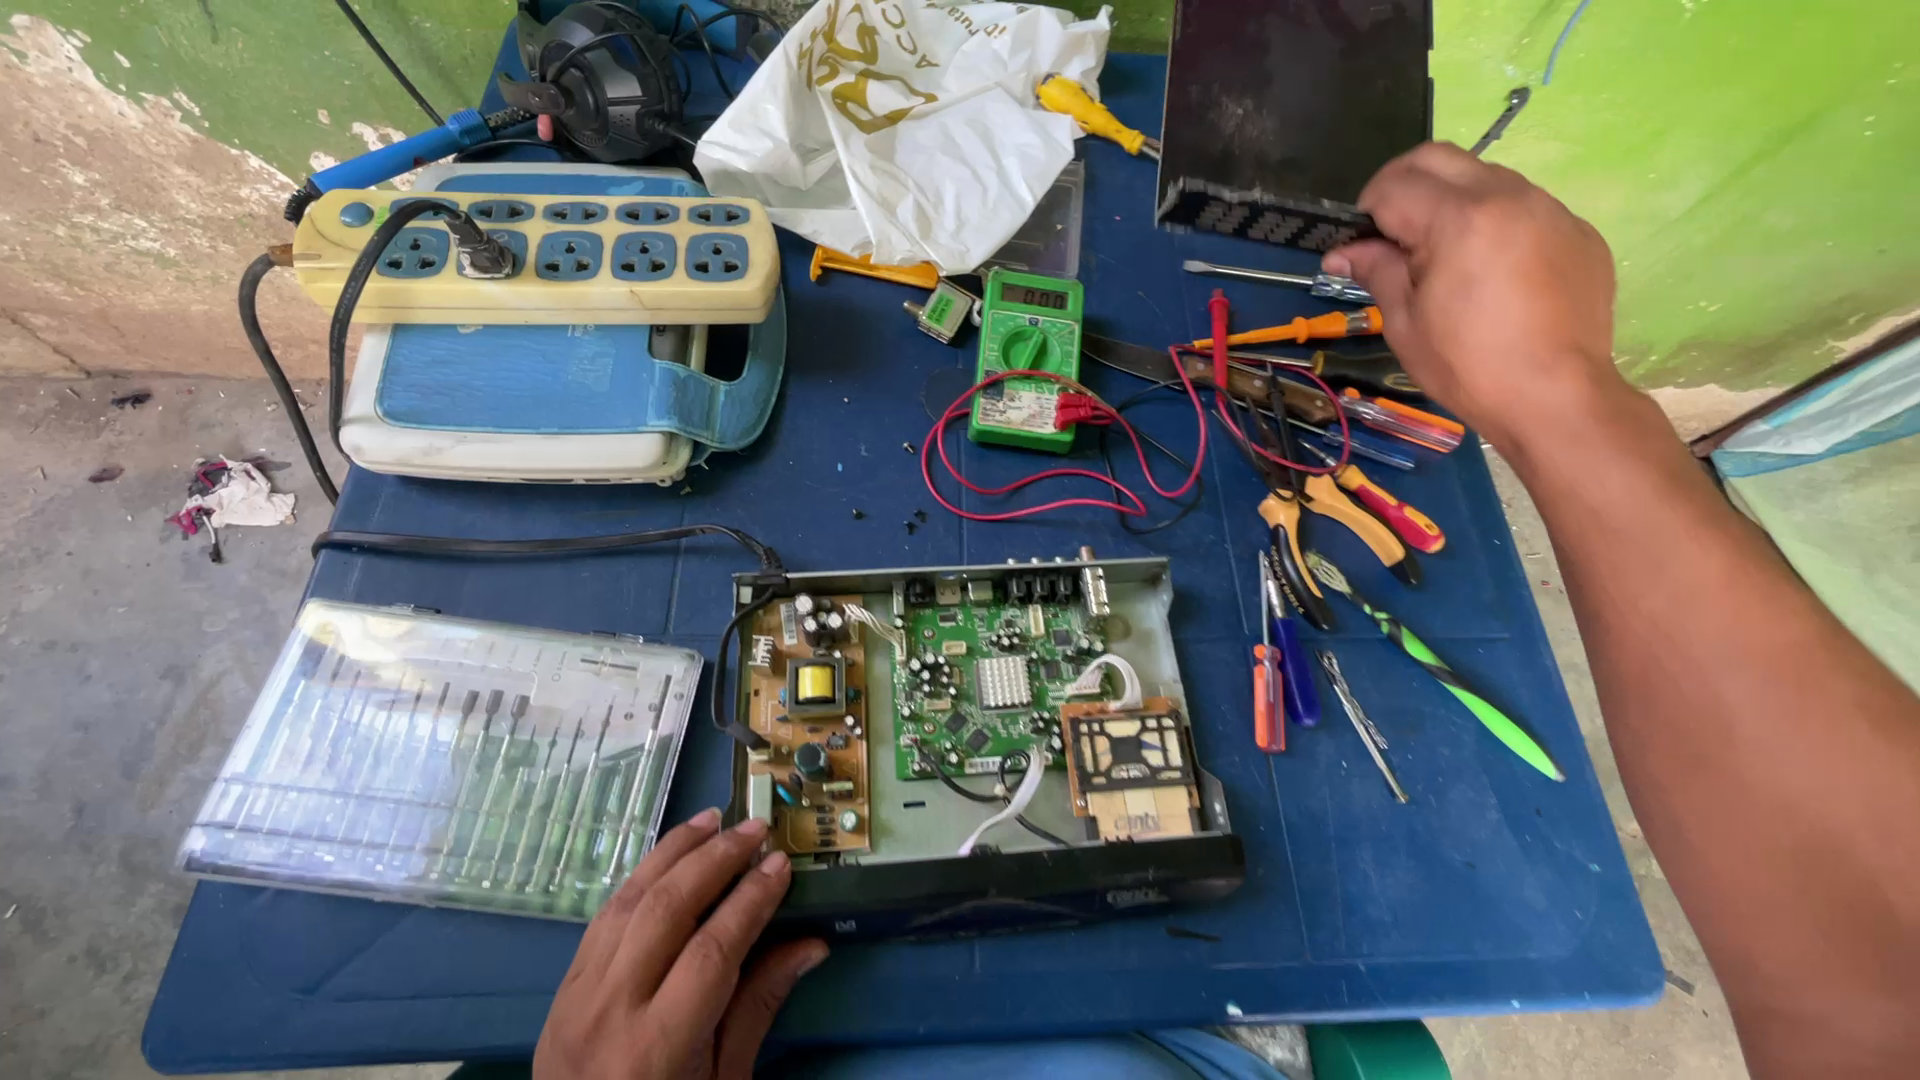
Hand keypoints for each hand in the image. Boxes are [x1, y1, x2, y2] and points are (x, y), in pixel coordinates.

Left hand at [533, 809, 827, 1079]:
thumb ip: (759, 1005)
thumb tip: (812, 944)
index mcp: (656, 1047)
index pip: (711, 952)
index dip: (751, 901)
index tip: (781, 864)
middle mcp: (610, 1010)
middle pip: (666, 910)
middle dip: (715, 859)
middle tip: (755, 829)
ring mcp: (577, 994)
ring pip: (628, 900)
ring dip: (674, 852)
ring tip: (713, 821)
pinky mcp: (563, 984)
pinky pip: (605, 914)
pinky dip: (642, 876)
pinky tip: (670, 856)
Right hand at [1324, 142, 1624, 448]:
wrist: (1555, 395)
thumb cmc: (1465, 364)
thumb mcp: (1404, 321)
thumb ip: (1377, 270)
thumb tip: (1343, 251)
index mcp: (1459, 219)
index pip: (1394, 184)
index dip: (1364, 212)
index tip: (1358, 246)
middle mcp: (1508, 196)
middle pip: (1438, 158)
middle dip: (1401, 185)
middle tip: (1388, 233)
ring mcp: (1549, 209)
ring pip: (1483, 177)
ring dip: (1448, 200)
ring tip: (1440, 256)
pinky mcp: (1575, 230)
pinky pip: (1521, 206)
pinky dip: (1490, 223)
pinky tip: (1487, 273)